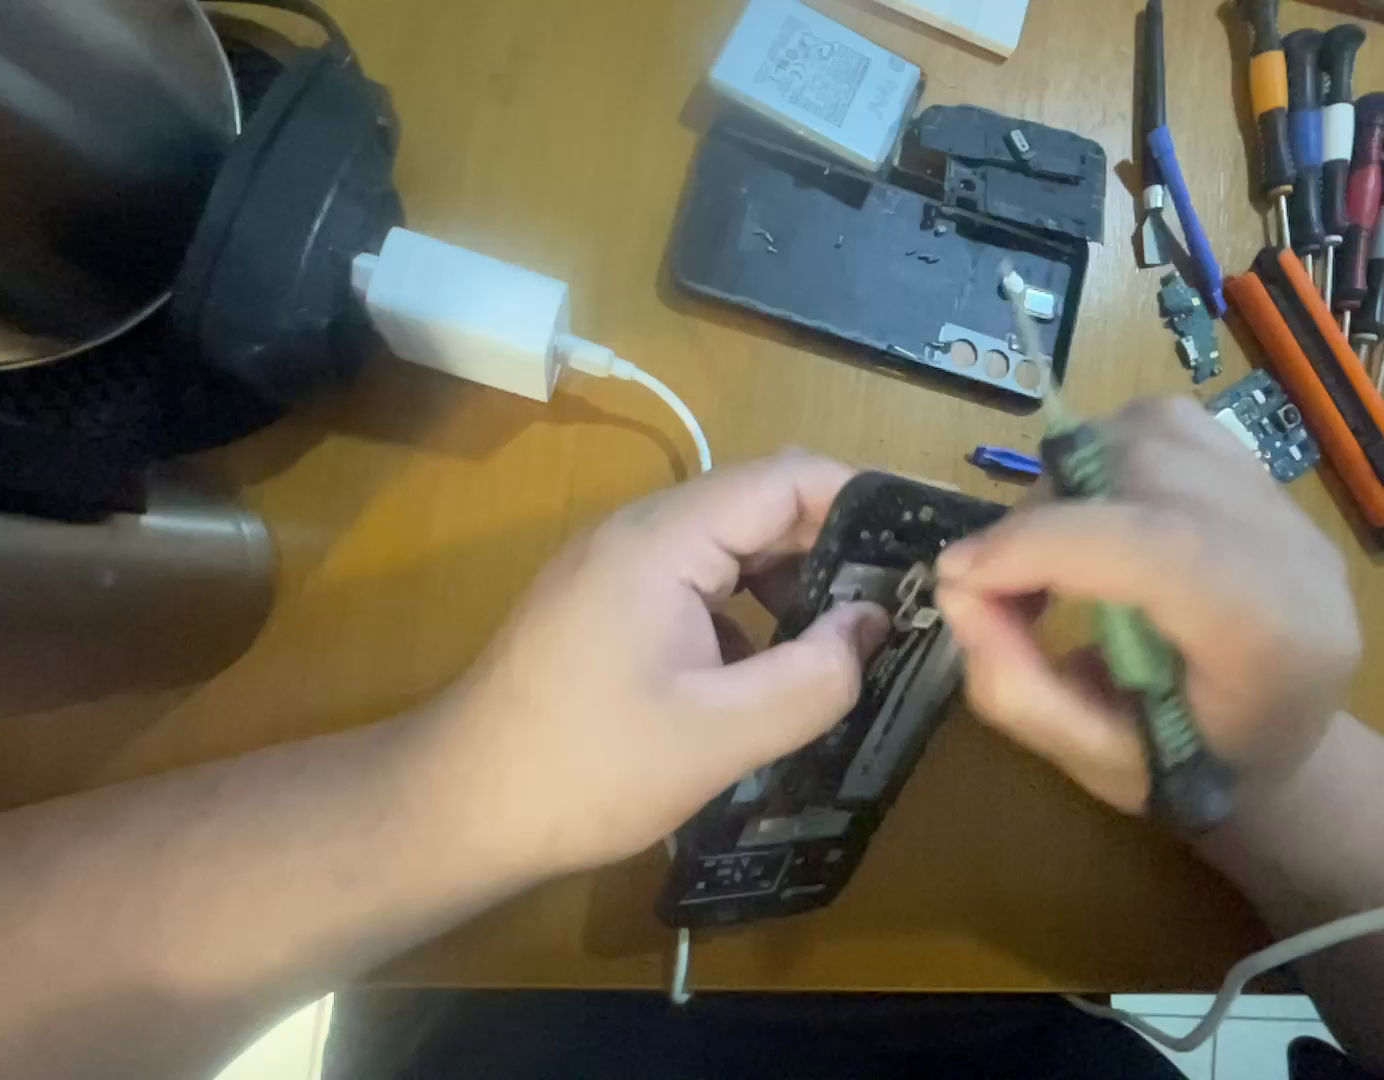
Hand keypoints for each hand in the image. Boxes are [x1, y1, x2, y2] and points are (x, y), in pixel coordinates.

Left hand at [431, 454, 886, 880]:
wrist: (462, 806)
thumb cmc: (588, 769)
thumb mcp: (720, 733)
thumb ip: (814, 676)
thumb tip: (871, 621)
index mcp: (666, 539)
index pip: (786, 479)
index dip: (862, 499)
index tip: (922, 538)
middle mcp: (644, 531)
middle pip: (762, 505)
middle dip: (837, 544)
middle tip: (902, 596)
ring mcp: (624, 564)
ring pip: (734, 546)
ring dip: (795, 579)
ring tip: (852, 631)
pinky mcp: (617, 599)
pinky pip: (704, 581)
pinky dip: (753, 608)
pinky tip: (776, 663)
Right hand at [934, 397, 1360, 815]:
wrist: (1277, 738)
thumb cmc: (1190, 767)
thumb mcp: (1092, 761)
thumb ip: (1016, 688)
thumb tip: (956, 590)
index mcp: (1274, 640)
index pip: (1159, 549)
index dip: (1042, 545)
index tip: (958, 576)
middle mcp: (1292, 551)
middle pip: (1145, 472)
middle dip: (1041, 517)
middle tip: (998, 580)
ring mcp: (1280, 502)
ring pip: (1148, 431)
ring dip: (1067, 480)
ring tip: (1045, 546)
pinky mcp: (1256, 474)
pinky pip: (1163, 422)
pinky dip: (1102, 450)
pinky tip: (1090, 509)